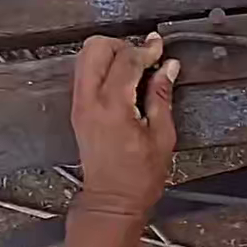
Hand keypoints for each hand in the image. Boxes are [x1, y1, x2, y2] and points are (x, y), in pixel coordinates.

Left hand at [69, 33, 179, 219]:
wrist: (112, 200)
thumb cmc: (139, 177)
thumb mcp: (162, 136)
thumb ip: (162, 96)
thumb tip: (168, 68)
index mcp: (113, 107)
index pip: (126, 60)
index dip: (145, 49)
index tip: (160, 47)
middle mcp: (90, 101)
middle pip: (95, 48)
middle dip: (122, 46)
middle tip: (144, 57)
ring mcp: (79, 105)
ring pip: (85, 58)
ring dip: (110, 56)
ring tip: (135, 69)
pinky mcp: (78, 111)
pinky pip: (85, 75)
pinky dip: (103, 69)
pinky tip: (124, 82)